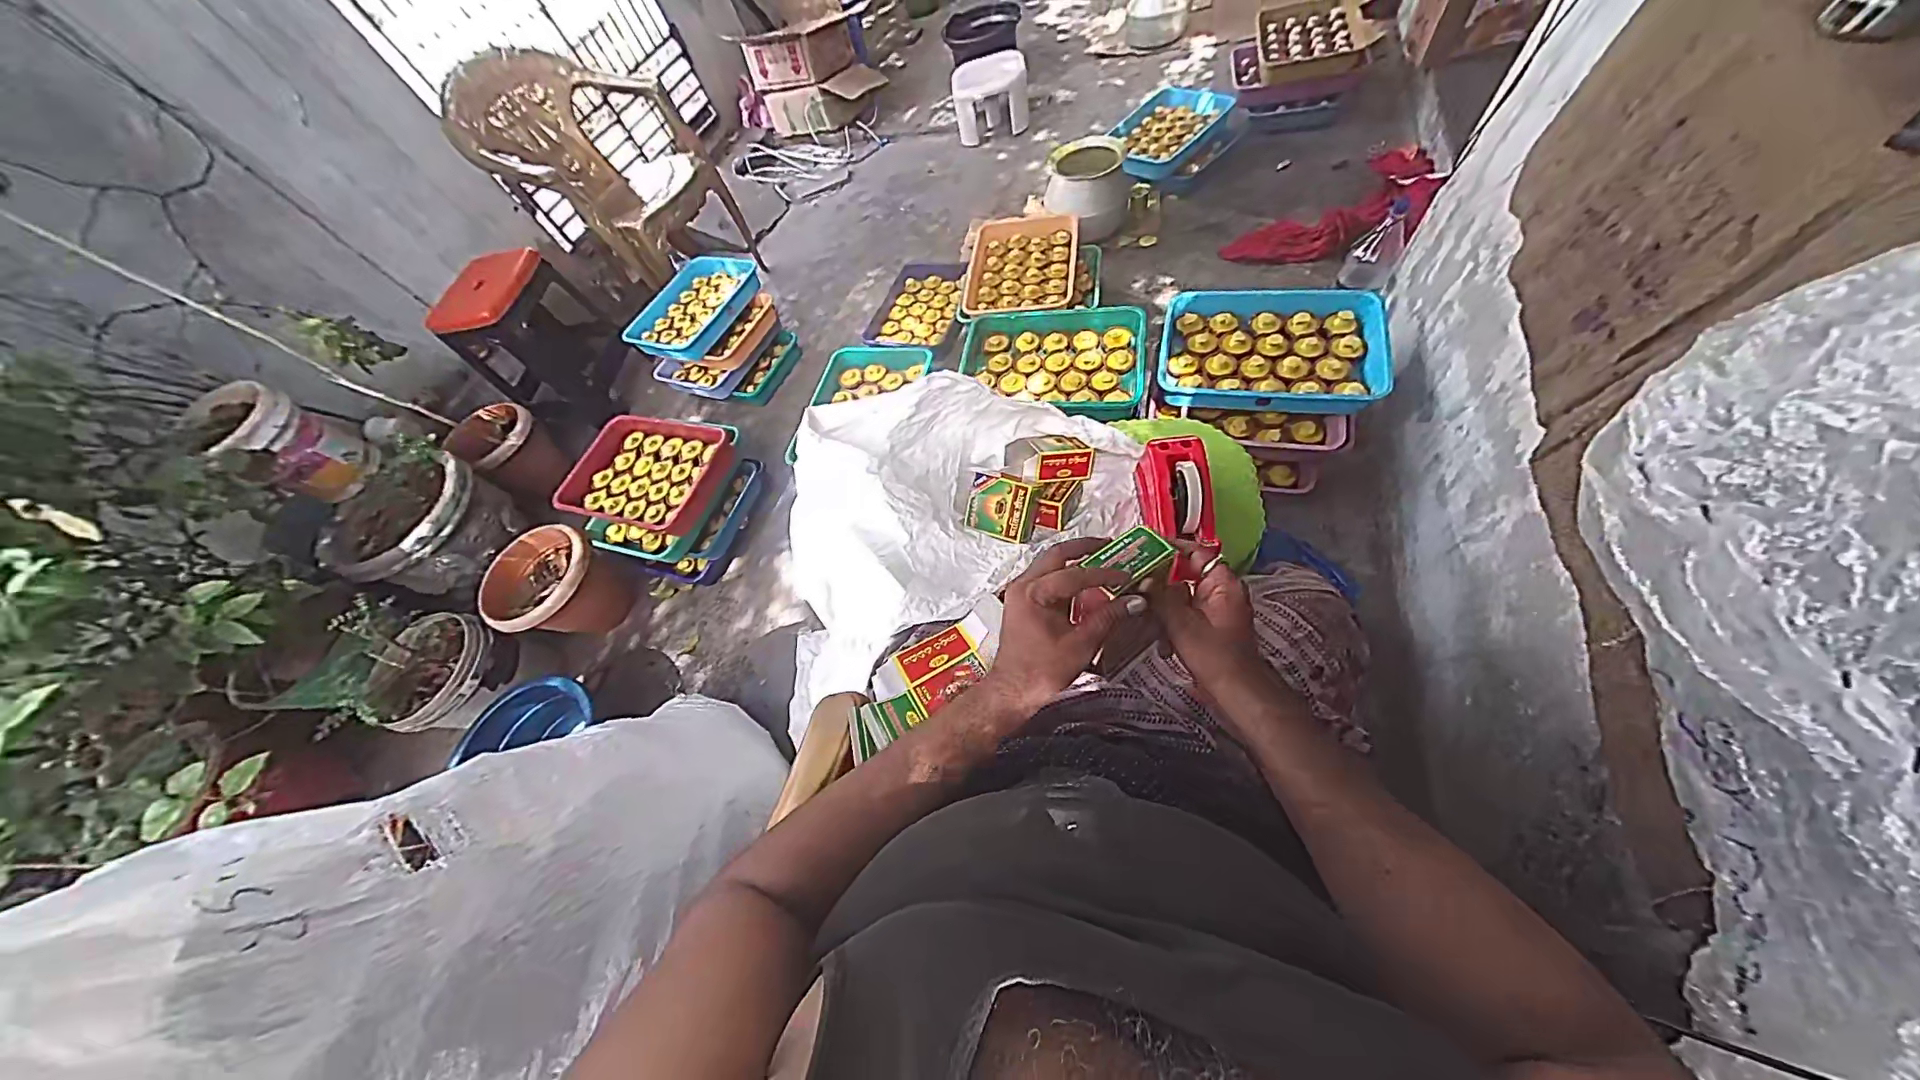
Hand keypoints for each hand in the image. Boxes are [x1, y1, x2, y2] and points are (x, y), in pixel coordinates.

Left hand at [980, 537, 1142, 715]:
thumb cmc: (1042, 671)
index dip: (1104, 573)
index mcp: (1033, 593)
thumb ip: (1108, 618)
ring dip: (1075, 560)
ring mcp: (1020, 592)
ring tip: (1102, 559)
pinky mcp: (1022, 602)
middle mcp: (1022, 586)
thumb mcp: (1081, 644)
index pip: (1075, 574)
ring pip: (1050, 564)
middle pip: (1057, 555)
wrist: (1012, 690)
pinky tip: (1085, 583)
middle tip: (1111, 546)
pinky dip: (1066, 576)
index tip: (1126, 574)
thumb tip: (1135, 601)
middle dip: (1085, 548)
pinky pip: (1046, 579)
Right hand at [1152, 543, 1268, 698]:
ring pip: (1183, 596)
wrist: (1236, 691)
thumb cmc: (1215, 656)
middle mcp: (1221, 592)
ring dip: (1164, 606)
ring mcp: (1216, 610)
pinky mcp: (1210, 627)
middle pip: (1186, 574)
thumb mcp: (1181, 622)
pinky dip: (1172, 622)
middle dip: (1161, 581)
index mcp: (1222, 583)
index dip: (1171, 548)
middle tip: (1136, 580)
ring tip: (1145, 613)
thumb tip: (1145, 578)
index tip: (1146, 548)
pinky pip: (1186, 614)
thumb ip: (1160, 596)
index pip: (1196, 552)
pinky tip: (1162, 640)